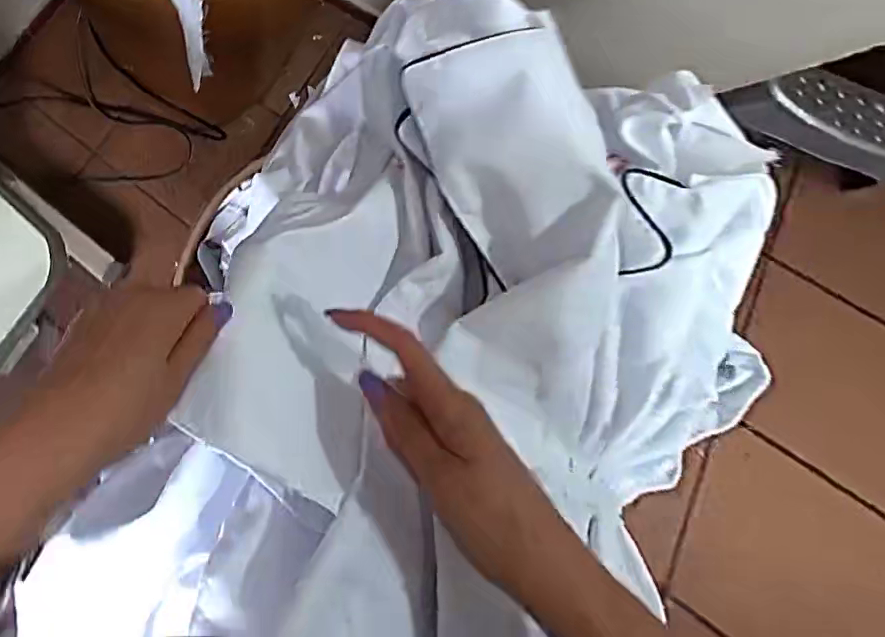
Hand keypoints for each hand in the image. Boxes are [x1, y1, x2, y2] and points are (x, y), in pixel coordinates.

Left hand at [0, 283, 228, 562]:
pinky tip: (113, 367)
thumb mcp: (175, 382)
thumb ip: (201, 337)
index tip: (195, 349)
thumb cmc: (124, 411)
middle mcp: (133, 292)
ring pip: (139, 301)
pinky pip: (115, 315)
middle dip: (173, 317)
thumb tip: (218, 308)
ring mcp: (103, 304)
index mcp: (164, 304)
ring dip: (146, 322)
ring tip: (140, 368)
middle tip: (170, 362)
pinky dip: (121, 330)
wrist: (53, 432)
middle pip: (167, 292)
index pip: (198, 294)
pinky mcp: (80, 320)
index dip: (201, 320)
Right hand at [327, 310, 649, 636]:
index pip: (407, 347)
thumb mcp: (438, 476)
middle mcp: (460, 405)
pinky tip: (406, 459)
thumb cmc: (492, 521)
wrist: (550, 568)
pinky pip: (428, 423)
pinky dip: (407, 430)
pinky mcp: (470, 449)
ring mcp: (468, 427)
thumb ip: (403, 428)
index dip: (370, 325)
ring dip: (392, 409)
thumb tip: (370, 378)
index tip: (335, 316)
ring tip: (389, 451)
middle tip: (355, 408)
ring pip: (417, 401)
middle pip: (409, 372)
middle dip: (377, 374)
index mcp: (452, 404)